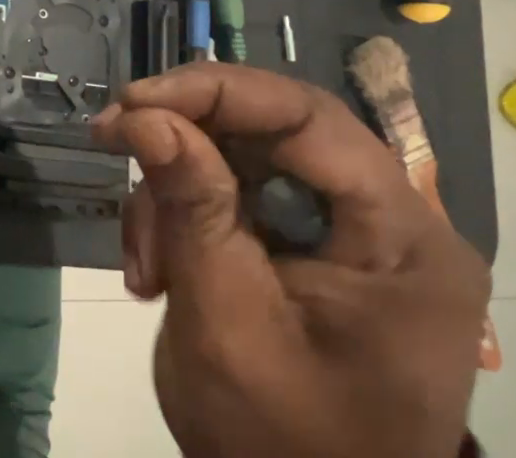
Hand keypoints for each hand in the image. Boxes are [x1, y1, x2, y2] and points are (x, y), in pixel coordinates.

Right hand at [94, 62, 489, 457]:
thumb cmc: (278, 438)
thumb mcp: (226, 322)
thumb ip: (191, 209)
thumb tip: (142, 114)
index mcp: (404, 240)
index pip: (309, 119)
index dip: (213, 93)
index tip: (129, 103)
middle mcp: (393, 224)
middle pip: (273, 135)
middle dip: (184, 146)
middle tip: (111, 148)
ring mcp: (356, 240)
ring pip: (244, 163)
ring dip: (175, 195)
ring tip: (144, 266)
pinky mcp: (319, 254)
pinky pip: (241, 201)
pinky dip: (186, 222)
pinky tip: (157, 273)